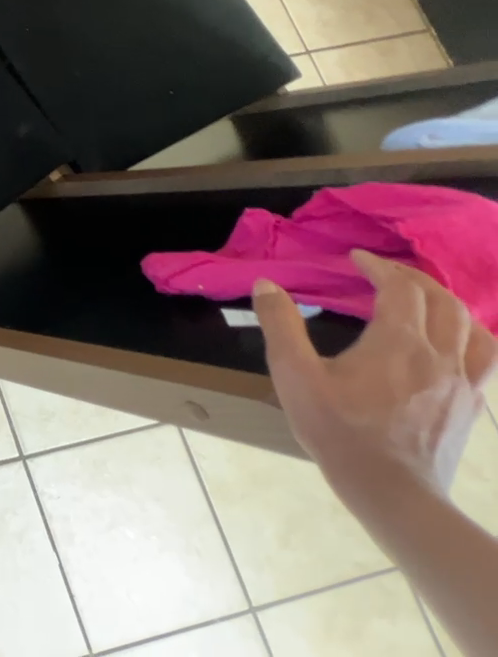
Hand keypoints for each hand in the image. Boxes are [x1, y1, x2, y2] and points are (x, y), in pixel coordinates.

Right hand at [256, 250, 497, 507]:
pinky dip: (471, 334)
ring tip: (422, 298)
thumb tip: (269, 285)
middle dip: (412, 279)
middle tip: (383, 272)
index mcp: (398, 343)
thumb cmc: (335, 428)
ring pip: (472, 326)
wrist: (391, 487)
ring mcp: (464, 381)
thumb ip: (281, 325)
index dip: (379, 267)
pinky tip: (454, 340)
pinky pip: (485, 356)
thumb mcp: (293, 374)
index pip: (400, 290)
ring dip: (447, 302)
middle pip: (442, 302)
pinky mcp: (472, 402)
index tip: (356, 258)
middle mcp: (439, 355)